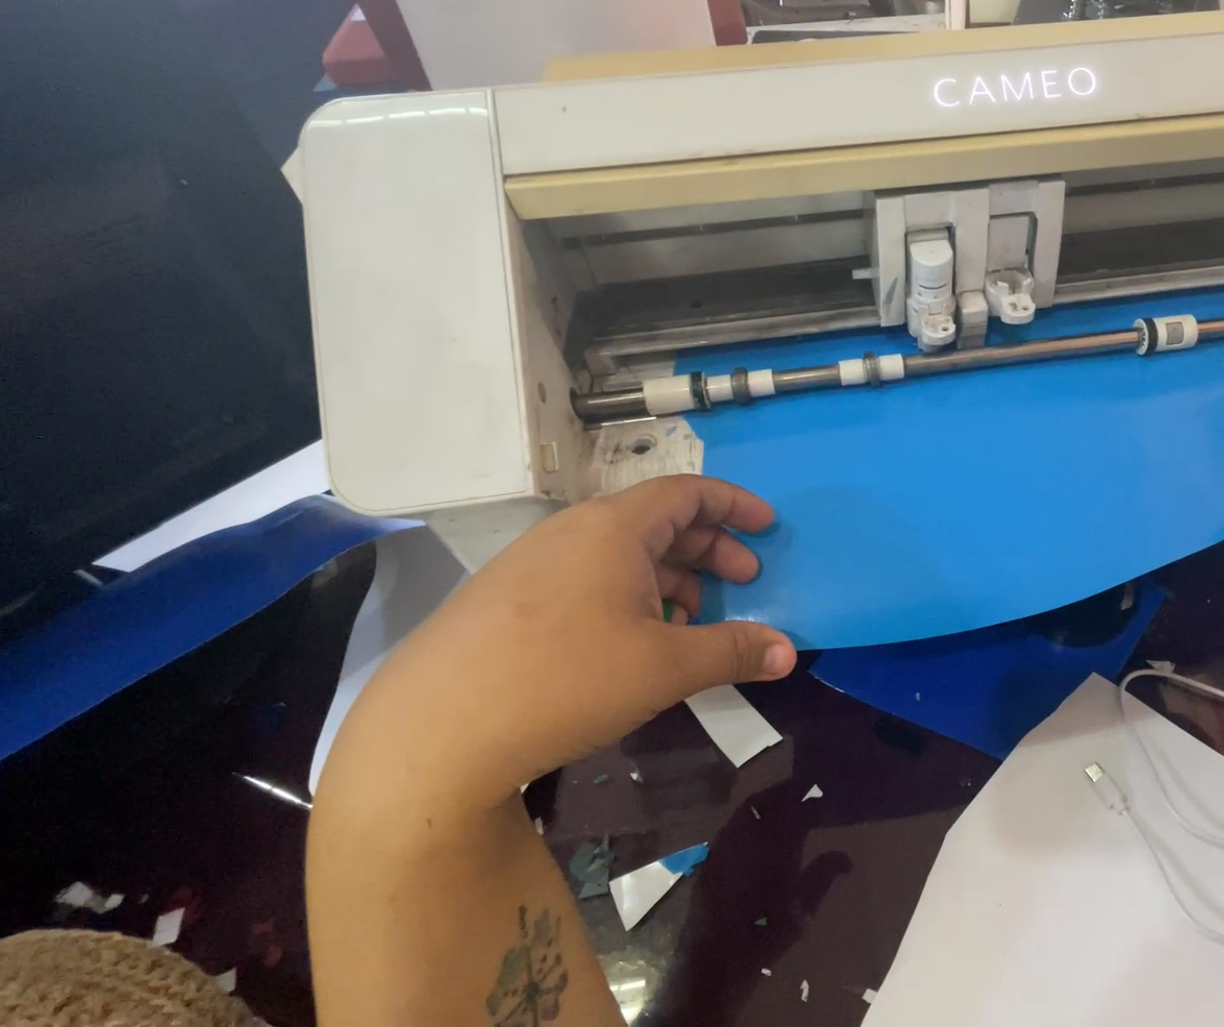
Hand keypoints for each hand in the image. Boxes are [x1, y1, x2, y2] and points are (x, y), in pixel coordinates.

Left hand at [321, 476, 796, 810]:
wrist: (433, 732)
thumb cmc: (565, 680)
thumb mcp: (665, 667)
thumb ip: (734, 651)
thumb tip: (790, 652)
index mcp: (613, 527)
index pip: (686, 492)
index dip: (734, 504)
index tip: (768, 527)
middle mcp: (573, 532)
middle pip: (658, 522)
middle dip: (711, 549)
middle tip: (747, 580)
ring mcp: (534, 565)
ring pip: (622, 556)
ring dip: (672, 579)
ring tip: (695, 624)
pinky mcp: (510, 601)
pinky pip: (589, 581)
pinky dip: (631, 599)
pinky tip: (636, 646)